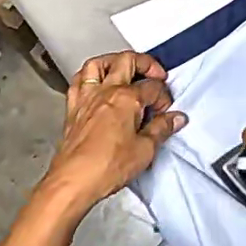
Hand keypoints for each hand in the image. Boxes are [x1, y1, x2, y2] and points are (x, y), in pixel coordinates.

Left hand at [36, 51, 183, 216]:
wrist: (71, 184)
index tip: (166, 111)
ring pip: (96, 65)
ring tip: (125, 67)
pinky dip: (88, 77)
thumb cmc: (105, 167)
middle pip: (126, 61)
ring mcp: (85, 100)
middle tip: (156, 74)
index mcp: (127, 98)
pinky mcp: (72, 112)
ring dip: (113, 61)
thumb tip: (174, 119)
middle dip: (146, 63)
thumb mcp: (146, 149)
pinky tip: (96, 84)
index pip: (153, 87)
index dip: (164, 97)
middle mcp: (105, 93)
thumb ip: (162, 128)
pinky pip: (77, 82)